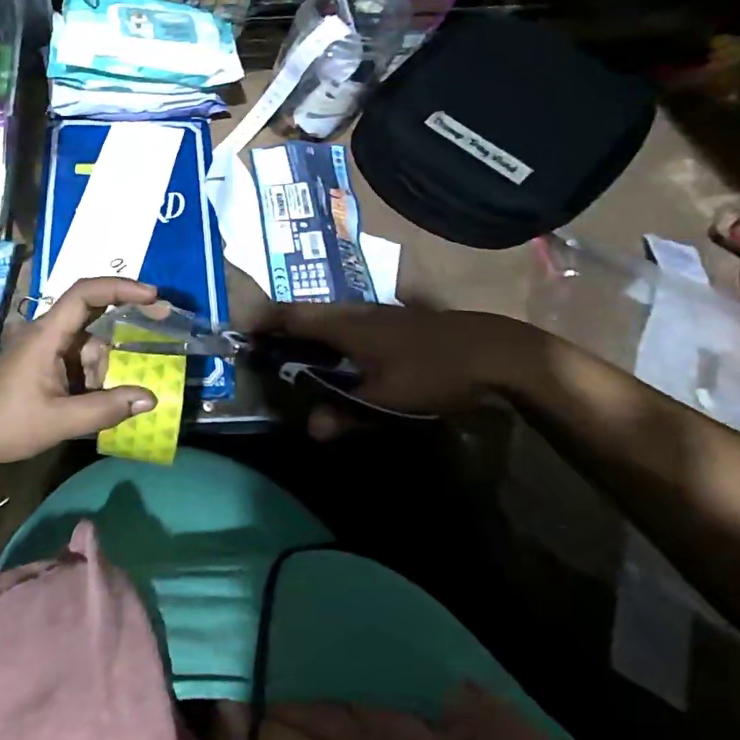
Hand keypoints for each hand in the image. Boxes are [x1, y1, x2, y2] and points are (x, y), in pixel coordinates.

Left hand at [0, 277, 160, 468]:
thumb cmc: (8, 425)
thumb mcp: (60, 421)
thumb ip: (106, 409)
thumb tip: (151, 397)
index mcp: (47, 335)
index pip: (84, 293)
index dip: (119, 287)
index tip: (152, 296)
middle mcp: (49, 334)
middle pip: (94, 316)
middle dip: (126, 320)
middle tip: (161, 321)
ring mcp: (47, 350)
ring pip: (91, 346)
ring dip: (106, 368)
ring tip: (109, 399)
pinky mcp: (47, 366)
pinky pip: (82, 362)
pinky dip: (96, 378)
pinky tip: (98, 401)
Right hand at [259, 304, 531, 436]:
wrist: (496, 352)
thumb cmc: (435, 371)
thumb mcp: (388, 398)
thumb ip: (347, 410)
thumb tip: (311, 427)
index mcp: (349, 325)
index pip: (296, 317)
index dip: (268, 321)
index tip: (243, 329)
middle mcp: (360, 312)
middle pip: (312, 312)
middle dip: (285, 323)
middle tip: (263, 340)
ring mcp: (382, 313)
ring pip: (335, 316)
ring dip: (311, 327)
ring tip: (295, 345)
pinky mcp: (400, 321)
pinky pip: (354, 322)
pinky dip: (336, 333)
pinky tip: (342, 351)